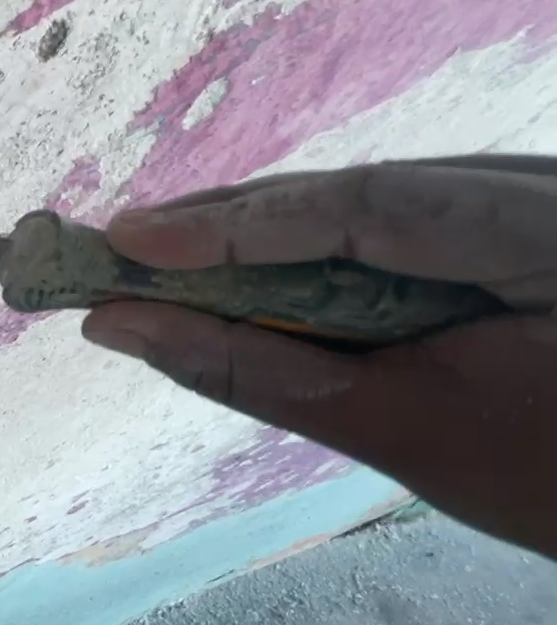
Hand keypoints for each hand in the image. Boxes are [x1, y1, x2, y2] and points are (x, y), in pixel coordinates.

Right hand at [82, 157, 556, 556]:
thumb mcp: (398, 432)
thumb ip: (249, 371)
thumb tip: (112, 326)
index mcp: (555, 237)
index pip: (372, 208)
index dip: (235, 223)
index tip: (124, 241)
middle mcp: (546, 192)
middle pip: (356, 192)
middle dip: (225, 221)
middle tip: (116, 246)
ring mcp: (532, 200)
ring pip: (361, 199)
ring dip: (251, 230)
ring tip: (156, 256)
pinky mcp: (507, 221)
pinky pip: (384, 219)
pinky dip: (298, 244)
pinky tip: (238, 263)